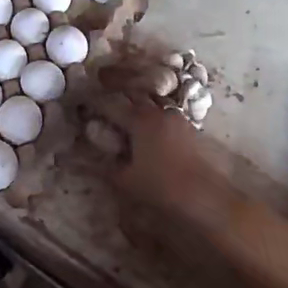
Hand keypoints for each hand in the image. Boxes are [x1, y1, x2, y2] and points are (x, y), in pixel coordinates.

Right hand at [82, 56, 240, 236]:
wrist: (206, 195)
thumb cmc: (162, 187)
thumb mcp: (126, 179)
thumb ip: (106, 164)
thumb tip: (87, 156)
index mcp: (139, 120)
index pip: (110, 104)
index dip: (94, 102)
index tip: (82, 100)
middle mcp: (157, 111)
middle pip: (133, 93)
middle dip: (116, 92)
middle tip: (102, 95)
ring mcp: (176, 116)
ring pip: (151, 99)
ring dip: (137, 100)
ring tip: (126, 108)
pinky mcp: (188, 126)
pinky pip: (164, 111)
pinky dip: (152, 112)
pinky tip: (149, 126)